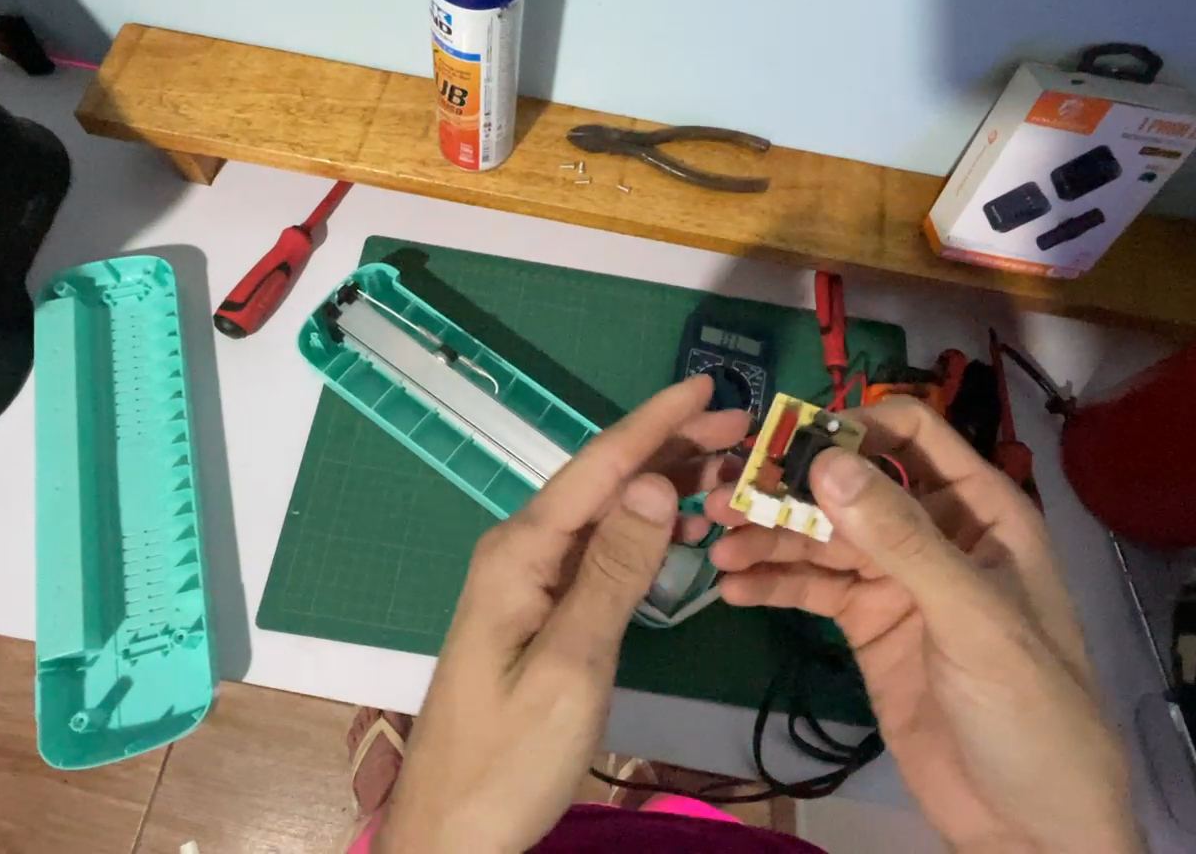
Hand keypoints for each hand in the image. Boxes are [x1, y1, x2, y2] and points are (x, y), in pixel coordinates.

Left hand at [377, 375, 747, 853]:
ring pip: (606, 511)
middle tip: (739, 429)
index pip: (598, 467)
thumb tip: (654, 483)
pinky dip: (647, 533)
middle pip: (604, 480)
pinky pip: (601, 549)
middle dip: (670, 446)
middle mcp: (524, 546)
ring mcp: (532, 575)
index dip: (653, 421)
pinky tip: (685, 530)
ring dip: (663, 486)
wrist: (455, 829)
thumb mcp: (571, 665)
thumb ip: (612, 571)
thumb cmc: (510, 755)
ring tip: (727, 471)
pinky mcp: (544, 603)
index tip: (704, 386)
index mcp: (522, 549)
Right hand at [705, 397, 1140, 853]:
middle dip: (786, 491)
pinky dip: (772, 585)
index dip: (851, 428)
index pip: (910, 435)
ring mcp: (893, 578)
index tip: (788, 445)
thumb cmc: (1030, 713)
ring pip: (819, 536)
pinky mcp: (864, 621)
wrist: (1032, 833)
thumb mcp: (971, 619)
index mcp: (976, 512)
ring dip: (767, 538)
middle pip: (846, 487)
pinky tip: (734, 591)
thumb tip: (825, 461)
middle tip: (723, 500)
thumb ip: (900, 538)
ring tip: (718, 549)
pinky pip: (810, 588)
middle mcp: (929, 533)